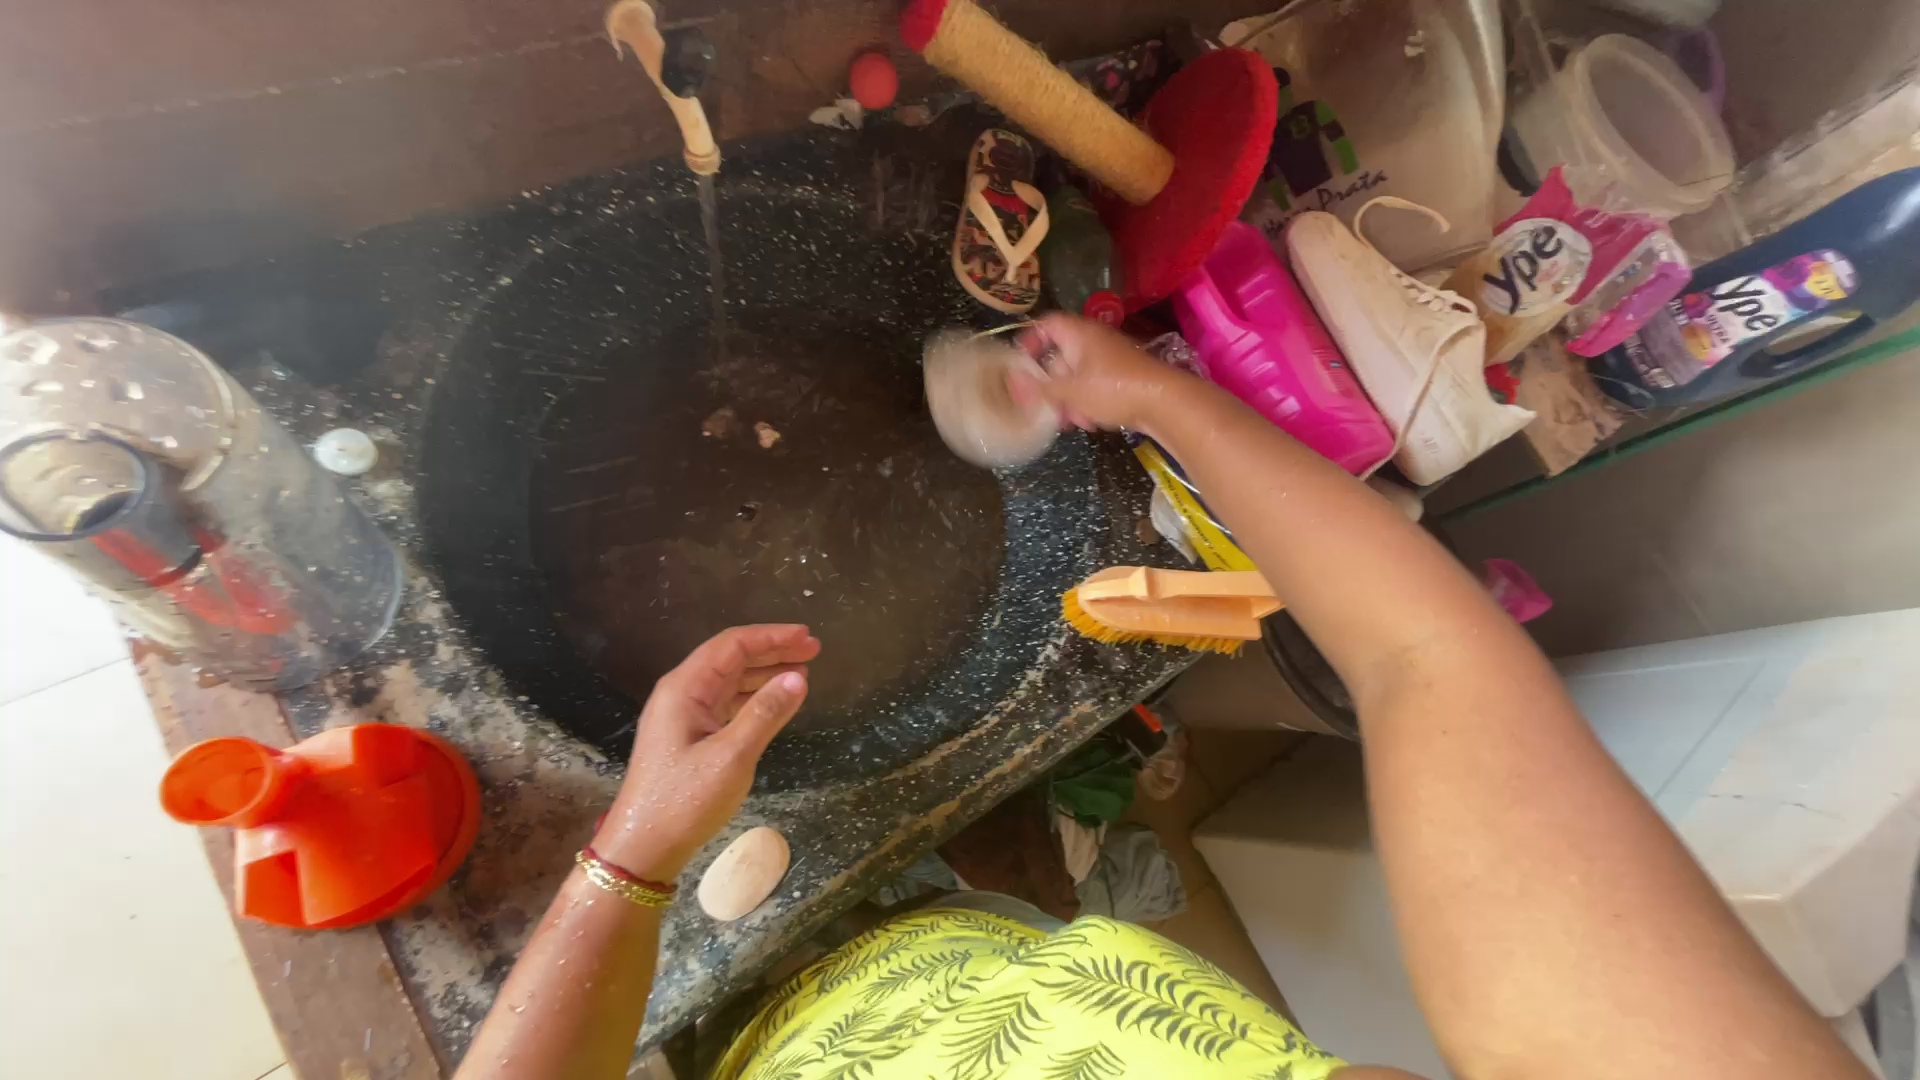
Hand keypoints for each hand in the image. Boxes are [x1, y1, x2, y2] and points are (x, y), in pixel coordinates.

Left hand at [593, 624, 819, 878]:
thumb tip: (799, 677)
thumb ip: (766, 712)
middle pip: (732, 659)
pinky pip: (727, 703)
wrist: (643, 849)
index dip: (772, 637)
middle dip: (773, 651)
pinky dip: (755, 697)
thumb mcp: (732, 756)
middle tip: (813, 651)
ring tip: (803, 673)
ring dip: (766, 673)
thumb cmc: (684, 800)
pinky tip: (777, 702)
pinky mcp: (690, 737)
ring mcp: (684, 716)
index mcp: (685, 688)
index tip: (807, 637)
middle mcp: (682, 694)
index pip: (733, 645)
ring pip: (731, 681)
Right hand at [1008, 313, 1188, 434]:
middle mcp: (1093, 340)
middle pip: (1059, 356)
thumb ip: (1039, 387)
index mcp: (1078, 334)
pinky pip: (1093, 385)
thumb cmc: (1112, 389)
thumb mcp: (1069, 392)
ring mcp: (1108, 358)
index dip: (1030, 340)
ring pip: (1076, 376)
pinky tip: (1089, 422)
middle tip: (1042, 405)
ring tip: (1069, 421)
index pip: (1046, 324)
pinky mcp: (1120, 376)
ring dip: (1067, 399)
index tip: (1019, 364)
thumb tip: (1013, 381)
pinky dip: (1086, 402)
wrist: (1163, 402)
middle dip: (1050, 384)